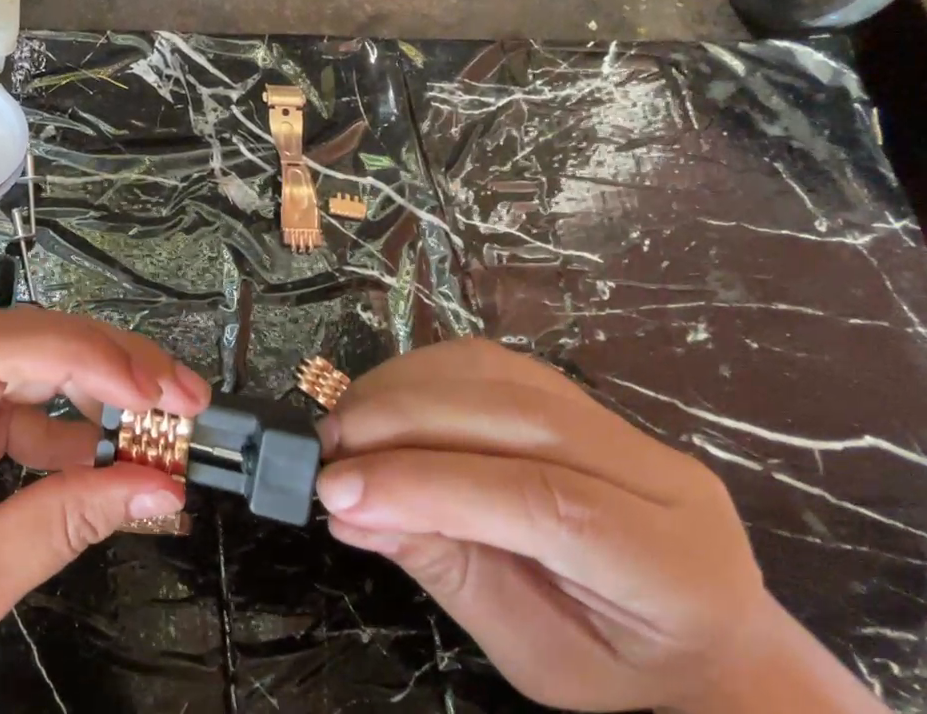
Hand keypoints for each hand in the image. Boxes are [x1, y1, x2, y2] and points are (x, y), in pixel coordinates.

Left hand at [0, 306, 208, 670]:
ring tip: (165, 413)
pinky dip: (71, 416)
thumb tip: (159, 489)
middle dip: (106, 356)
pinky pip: (18, 397)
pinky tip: (113, 445)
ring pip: (26, 357)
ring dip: (98, 378)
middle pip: (17, 337)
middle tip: (183, 393)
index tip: (148, 389)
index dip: (74, 353)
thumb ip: (64, 525)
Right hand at [315, 339, 883, 713]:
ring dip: (398, 390)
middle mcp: (658, 474)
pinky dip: (415, 376)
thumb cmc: (614, 659)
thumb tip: (347, 510)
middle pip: (513, 417)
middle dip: (398, 424)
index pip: (543, 501)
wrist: (698, 630)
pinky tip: (379, 409)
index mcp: (671, 567)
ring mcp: (617, 421)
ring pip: (492, 373)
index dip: (425, 485)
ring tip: (342, 430)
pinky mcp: (571, 392)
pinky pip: (484, 362)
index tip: (335, 491)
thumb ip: (446, 571)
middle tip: (323, 452)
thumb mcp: (530, 652)